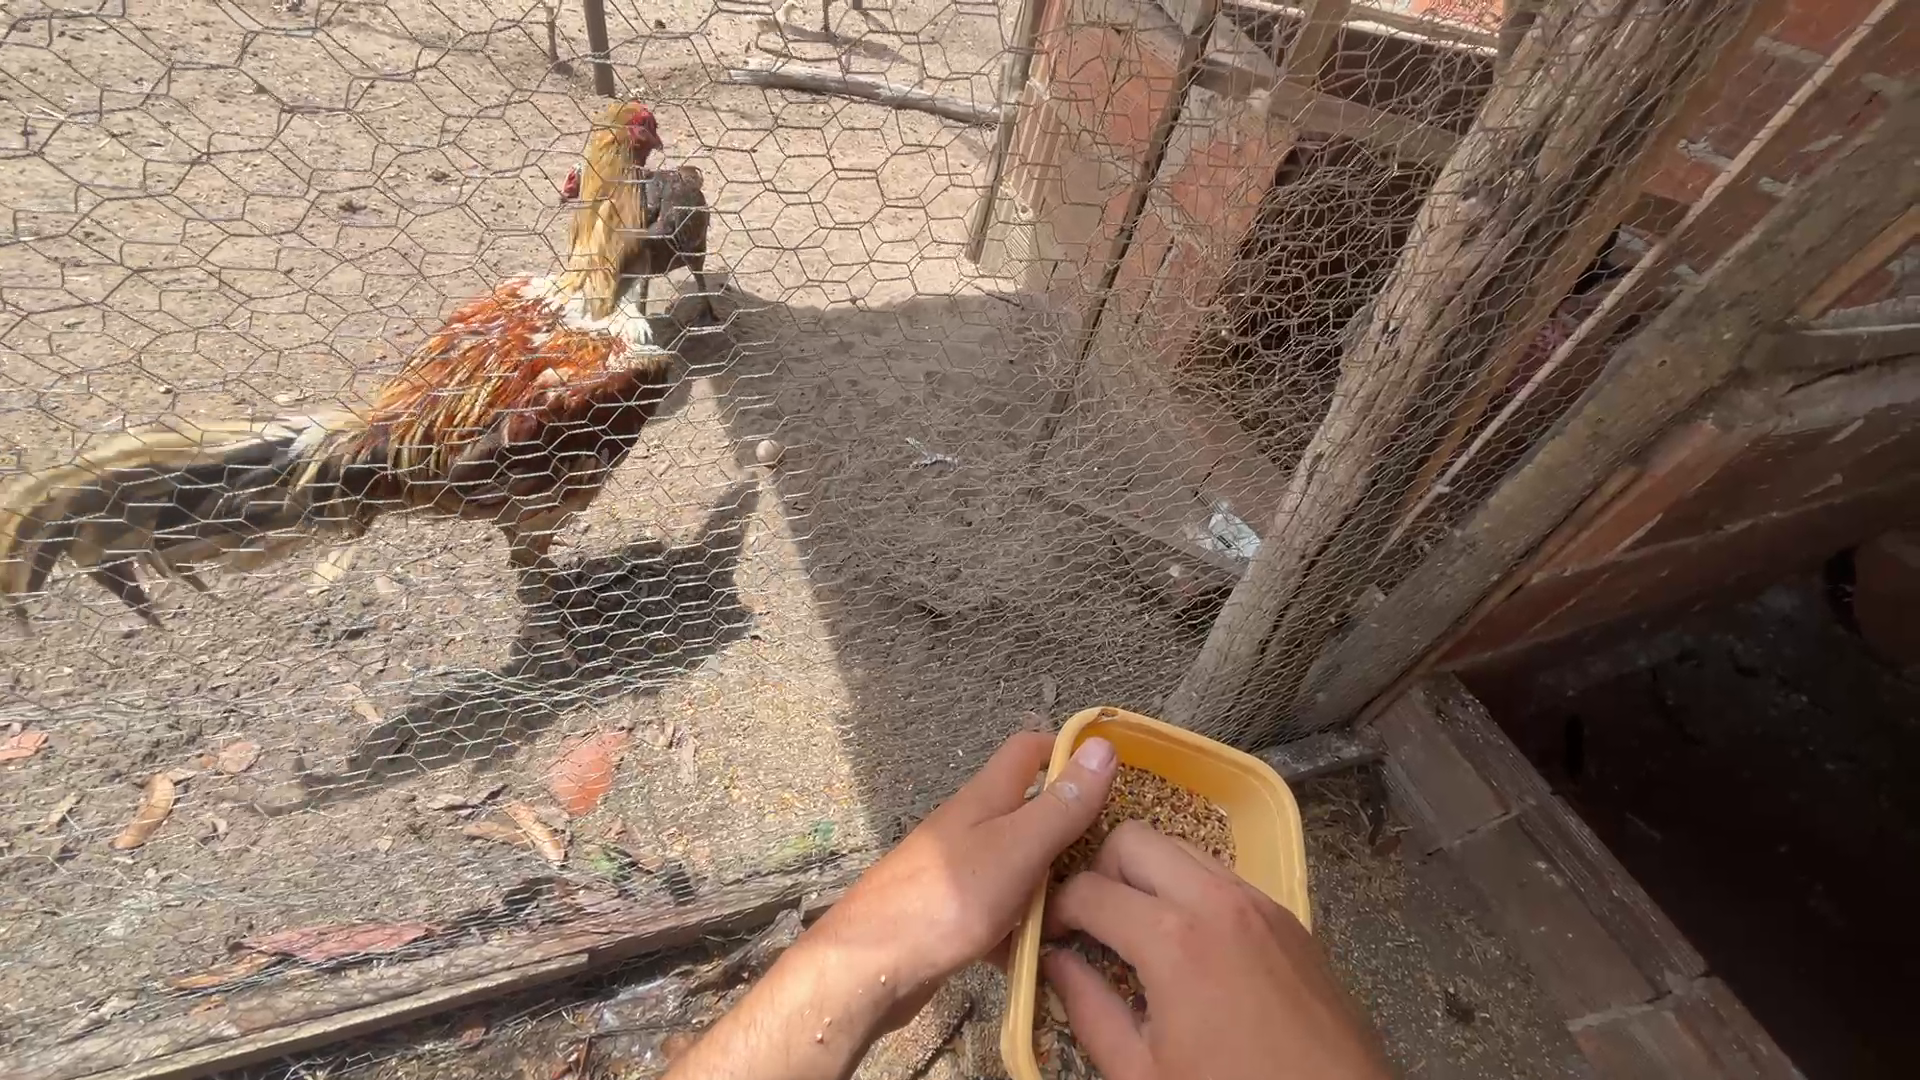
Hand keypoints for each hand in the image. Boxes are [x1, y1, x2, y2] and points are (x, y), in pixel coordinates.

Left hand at [812, 731, 1119, 1023]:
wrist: (869, 966)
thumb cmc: (948, 897)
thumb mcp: (1017, 847)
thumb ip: (1061, 804)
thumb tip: (1103, 745)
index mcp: (989, 796)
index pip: (1030, 749)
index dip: (1068, 751)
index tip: (1115, 774)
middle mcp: (977, 824)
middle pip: (1033, 809)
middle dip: (1074, 828)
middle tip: (1122, 858)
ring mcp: (965, 870)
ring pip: (1024, 865)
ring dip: (1056, 883)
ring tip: (1102, 912)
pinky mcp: (959, 913)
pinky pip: (1006, 910)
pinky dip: (1027, 927)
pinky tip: (1054, 956)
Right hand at [1045, 821, 1393, 1079]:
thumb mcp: (1144, 1078)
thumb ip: (1088, 1009)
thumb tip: (1054, 960)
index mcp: (1172, 939)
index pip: (1088, 889)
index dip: (1055, 908)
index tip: (1048, 934)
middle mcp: (1214, 900)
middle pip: (1132, 837)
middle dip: (1099, 869)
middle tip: (1094, 921)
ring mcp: (1257, 902)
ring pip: (1178, 846)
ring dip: (1147, 873)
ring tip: (1138, 927)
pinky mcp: (1288, 916)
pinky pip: (1220, 874)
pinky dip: (1189, 888)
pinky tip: (1190, 942)